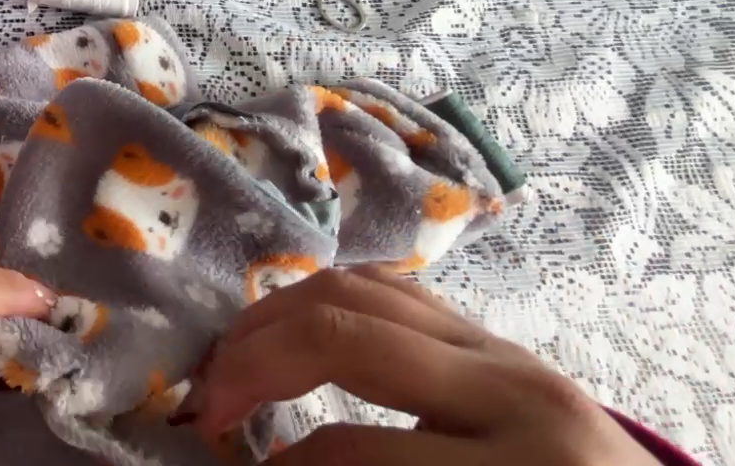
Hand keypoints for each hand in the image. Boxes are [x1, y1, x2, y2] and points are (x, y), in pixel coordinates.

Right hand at [176, 265, 660, 464]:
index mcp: (529, 465)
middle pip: (345, 334)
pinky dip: (317, 299)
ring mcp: (500, 346)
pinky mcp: (485, 332)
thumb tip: (270, 465)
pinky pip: (381, 287)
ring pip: (352, 289)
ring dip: (271, 317)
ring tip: (230, 355)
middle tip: (206, 398)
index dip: (286, 464)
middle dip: (254, 363)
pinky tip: (285, 327)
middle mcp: (514, 388)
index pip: (360, 450)